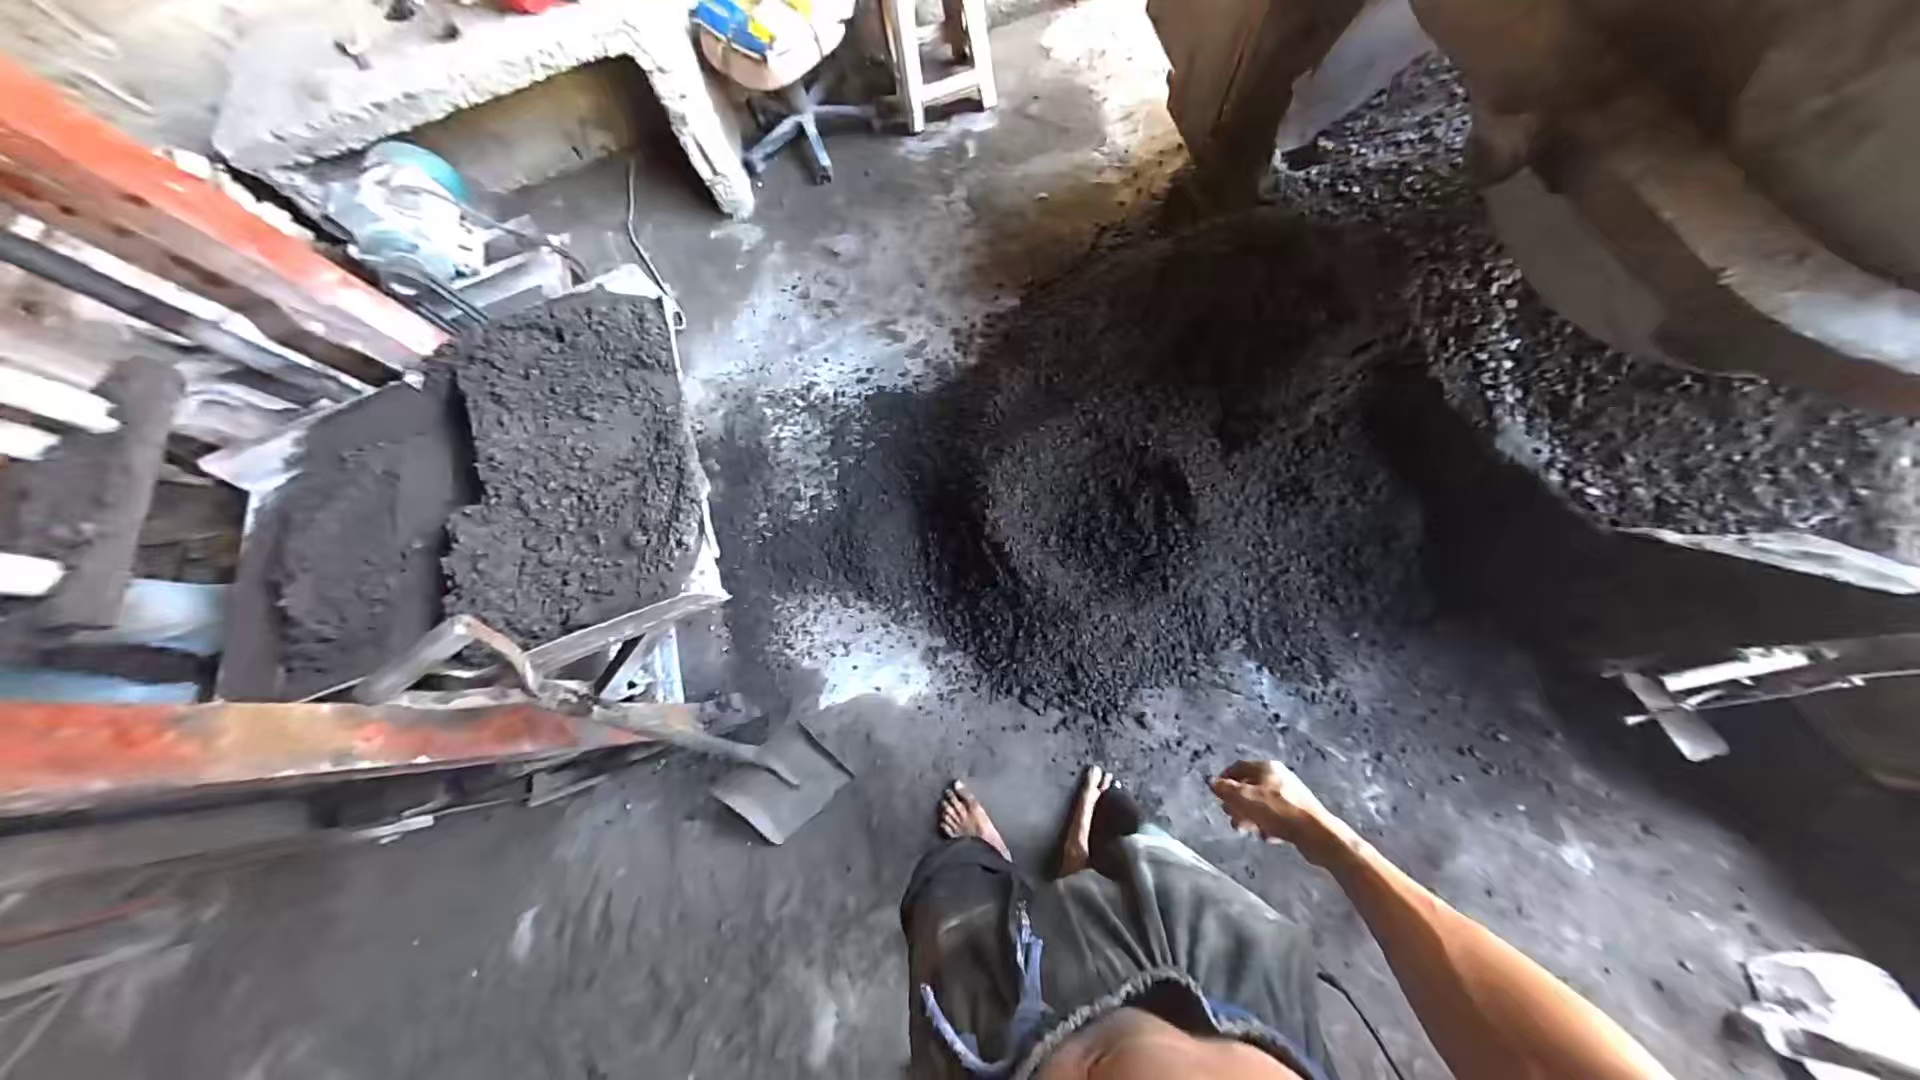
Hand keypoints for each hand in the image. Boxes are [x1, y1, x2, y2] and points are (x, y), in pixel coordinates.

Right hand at [1210, 760, 1351, 864]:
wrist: (1317, 834)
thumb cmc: (1278, 811)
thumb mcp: (1245, 798)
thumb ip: (1226, 790)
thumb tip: (1213, 783)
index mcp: (1266, 767)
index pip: (1237, 767)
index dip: (1224, 779)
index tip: (1217, 794)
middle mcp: (1279, 777)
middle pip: (1249, 786)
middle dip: (1237, 803)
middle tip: (1231, 817)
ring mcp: (1290, 794)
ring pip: (1261, 803)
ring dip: (1250, 816)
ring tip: (1246, 830)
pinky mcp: (1299, 812)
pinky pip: (1276, 815)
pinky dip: (1268, 824)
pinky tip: (1267, 835)